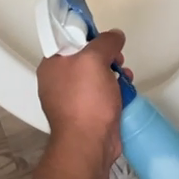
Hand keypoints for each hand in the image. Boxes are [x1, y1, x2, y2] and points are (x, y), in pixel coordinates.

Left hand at [35, 30, 128, 159]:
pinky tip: (126, 91)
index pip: (69, 41)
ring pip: (97, 77)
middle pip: (85, 59)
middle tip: (118, 60)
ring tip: (126, 77)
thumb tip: (115, 35)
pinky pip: (102, 95)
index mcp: (51, 66)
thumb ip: (105, 42)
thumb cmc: (86, 99)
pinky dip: (115, 91)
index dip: (89, 37)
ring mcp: (72, 100)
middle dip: (106, 57)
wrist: (89, 144)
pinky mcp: (87, 114)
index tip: (106, 41)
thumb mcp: (94, 59)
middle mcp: (58, 82)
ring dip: (114, 74)